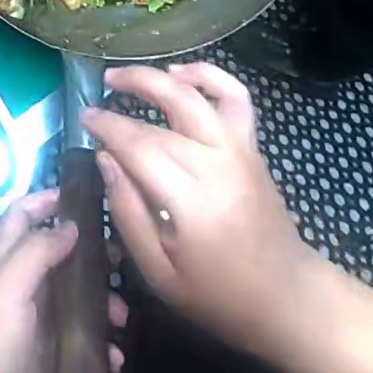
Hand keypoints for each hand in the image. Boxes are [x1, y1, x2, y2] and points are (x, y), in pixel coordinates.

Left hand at [0, 188, 127, 372]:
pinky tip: (115, 355)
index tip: (83, 197)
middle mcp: (19, 286)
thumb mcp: (7, 287)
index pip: (21, 215)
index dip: (46, 200)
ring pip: (75, 297)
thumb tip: (70, 224)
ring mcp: (35, 323)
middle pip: (56, 254)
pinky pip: (83, 340)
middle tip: (119, 259)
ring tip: (122, 316)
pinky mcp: (50, 356)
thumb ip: (35, 251)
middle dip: (88, 254)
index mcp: (2, 262)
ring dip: (103, 301)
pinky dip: (103, 343)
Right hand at [81, 63, 324, 364]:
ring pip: (194, 95)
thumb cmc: (219, 294)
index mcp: (192, 202)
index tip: (83, 119)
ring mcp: (237, 149)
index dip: (106, 126)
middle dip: (122, 100)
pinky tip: (180, 73)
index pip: (139, 146)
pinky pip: (235, 96)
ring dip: (155, 77)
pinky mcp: (250, 144)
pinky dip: (208, 75)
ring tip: (123, 76)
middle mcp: (217, 165)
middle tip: (95, 100)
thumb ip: (127, 214)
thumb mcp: (160, 276)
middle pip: (161, 116)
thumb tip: (104, 159)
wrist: (289, 298)